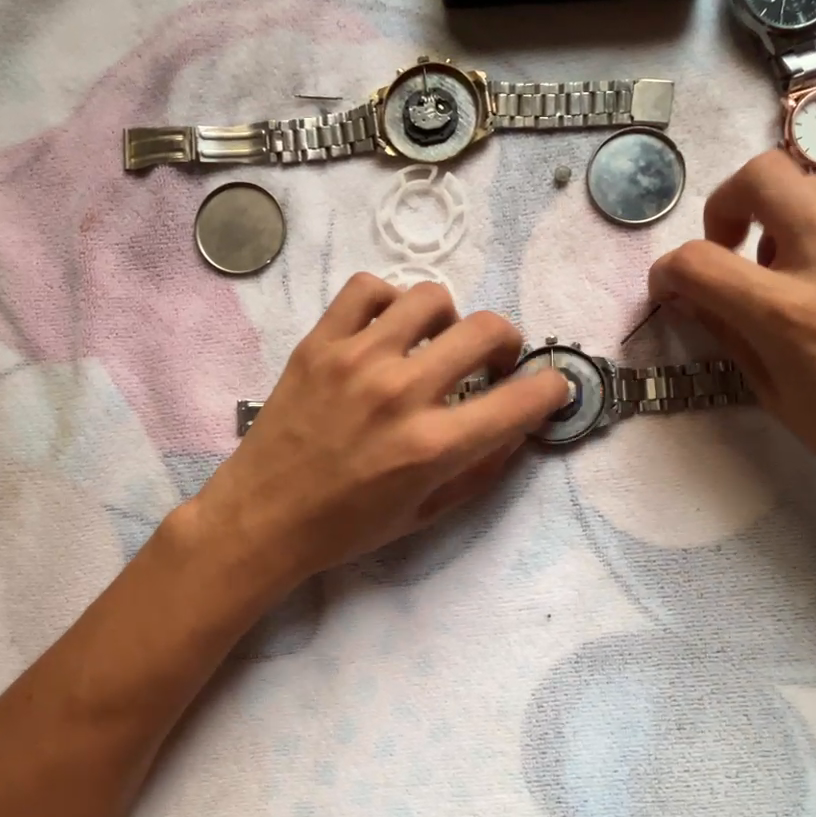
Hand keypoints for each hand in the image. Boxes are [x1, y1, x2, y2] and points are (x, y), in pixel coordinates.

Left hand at [189, 274, 569, 586]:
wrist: (263, 517)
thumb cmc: (347, 527)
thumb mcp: (427, 514)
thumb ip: (482, 468)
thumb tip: (519, 424)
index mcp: (433, 446)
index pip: (524, 398)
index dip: (552, 388)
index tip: (546, 389)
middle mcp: (401, 393)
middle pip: (487, 330)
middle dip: (508, 345)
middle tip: (491, 365)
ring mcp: (357, 360)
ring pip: (431, 298)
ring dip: (448, 321)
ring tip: (432, 345)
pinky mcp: (318, 343)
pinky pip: (367, 289)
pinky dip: (388, 302)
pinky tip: (384, 330)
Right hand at [648, 150, 815, 545]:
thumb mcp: (773, 392)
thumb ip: (727, 331)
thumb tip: (690, 295)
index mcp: (791, 315)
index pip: (698, 260)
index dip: (668, 271)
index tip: (673, 286)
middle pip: (763, 175)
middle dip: (727, 203)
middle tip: (734, 246)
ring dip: (786, 221)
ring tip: (798, 273)